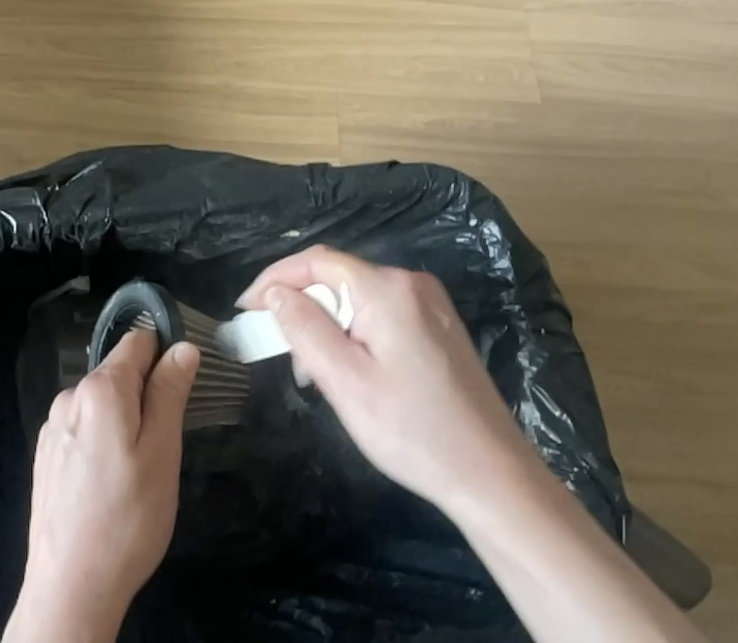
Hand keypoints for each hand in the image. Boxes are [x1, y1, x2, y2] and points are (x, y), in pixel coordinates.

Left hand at [4, 329, 199, 642]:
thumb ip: (169, 393)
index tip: (181, 391)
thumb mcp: (162, 451)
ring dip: (124, 423)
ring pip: (102, 406)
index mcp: (99, 389)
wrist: (71, 586)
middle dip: (145, 397)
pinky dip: (102, 444)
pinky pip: (83, 431)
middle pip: (119, 374)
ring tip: (137, 472)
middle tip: (162, 446)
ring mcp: (52, 428)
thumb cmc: (128, 517)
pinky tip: (109, 486)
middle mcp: (69, 398)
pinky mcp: (45, 457)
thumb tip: (182, 347)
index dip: (165, 356)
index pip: (138, 341)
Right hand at [239, 246, 536, 513]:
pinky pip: (381, 315)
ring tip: (315, 377)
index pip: (316, 262)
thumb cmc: (412, 430)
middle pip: (337, 279)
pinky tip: (351, 374)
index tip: (245, 310)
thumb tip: (276, 293)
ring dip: (326, 327)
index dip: (274, 279)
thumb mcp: (345, 381)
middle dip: (302, 311)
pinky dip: (353, 335)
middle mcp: (411, 283)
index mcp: (387, 289)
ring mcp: (430, 305)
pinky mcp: (439, 327)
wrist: (492, 475)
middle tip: (283, 357)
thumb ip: (304, 328)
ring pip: (357, 300)